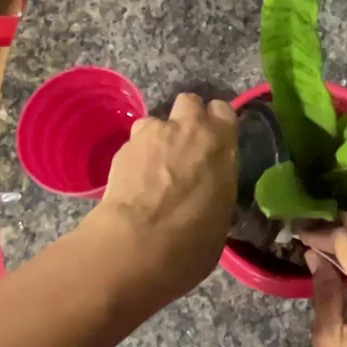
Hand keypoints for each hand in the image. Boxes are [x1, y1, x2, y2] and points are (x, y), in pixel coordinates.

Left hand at [85, 93, 237, 303]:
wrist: (139, 244)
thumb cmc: (193, 240)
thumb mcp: (221, 215)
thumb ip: (217, 189)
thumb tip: (209, 194)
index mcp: (221, 143)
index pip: (223, 110)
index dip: (216, 124)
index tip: (213, 142)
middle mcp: (189, 129)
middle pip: (189, 102)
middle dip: (186, 119)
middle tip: (183, 147)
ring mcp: (153, 134)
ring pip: (156, 121)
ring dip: (156, 138)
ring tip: (152, 168)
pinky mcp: (124, 147)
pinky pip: (134, 143)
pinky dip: (135, 157)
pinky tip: (133, 182)